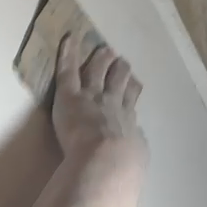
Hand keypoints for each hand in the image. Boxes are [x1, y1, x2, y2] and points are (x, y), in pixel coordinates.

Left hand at [52, 30, 145, 162]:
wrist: (108, 160)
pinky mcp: (70, 94)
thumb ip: (136, 148)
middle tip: (121, 62)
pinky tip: (70, 39)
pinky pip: (69, 71)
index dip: (132, 91)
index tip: (135, 84)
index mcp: (128, 123)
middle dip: (120, 71)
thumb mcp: (137, 158)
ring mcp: (92, 96)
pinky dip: (69, 54)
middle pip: (119, 82)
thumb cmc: (123, 167)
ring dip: (101, 60)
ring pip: (98, 71)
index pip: (131, 102)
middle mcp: (113, 104)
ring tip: (105, 50)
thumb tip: (137, 142)